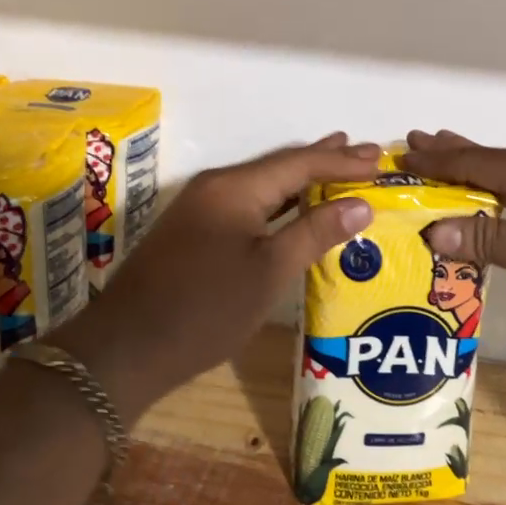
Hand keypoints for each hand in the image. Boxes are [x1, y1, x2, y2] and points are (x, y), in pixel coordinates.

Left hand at [48, 135, 379, 418]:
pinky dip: (278, 202)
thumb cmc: (206, 309)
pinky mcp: (193, 233)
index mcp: (235, 187)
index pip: (299, 163)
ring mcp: (200, 209)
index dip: (341, 161)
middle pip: (279, 167)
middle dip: (323, 161)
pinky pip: (247, 204)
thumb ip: (316, 232)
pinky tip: (294, 209)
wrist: (126, 349)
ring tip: (337, 169)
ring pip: (262, 185)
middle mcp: (216, 186)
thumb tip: (361, 203)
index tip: (378, 161)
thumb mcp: (270, 272)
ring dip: (301, 180)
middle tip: (364, 155)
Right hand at [400, 130, 505, 330]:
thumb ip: (492, 241)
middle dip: (454, 153)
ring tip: (448, 157)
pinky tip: (505, 194)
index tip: (399, 153)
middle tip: (414, 142)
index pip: (477, 162)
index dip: (436, 162)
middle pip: (496, 158)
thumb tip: (435, 229)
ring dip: (480, 169)